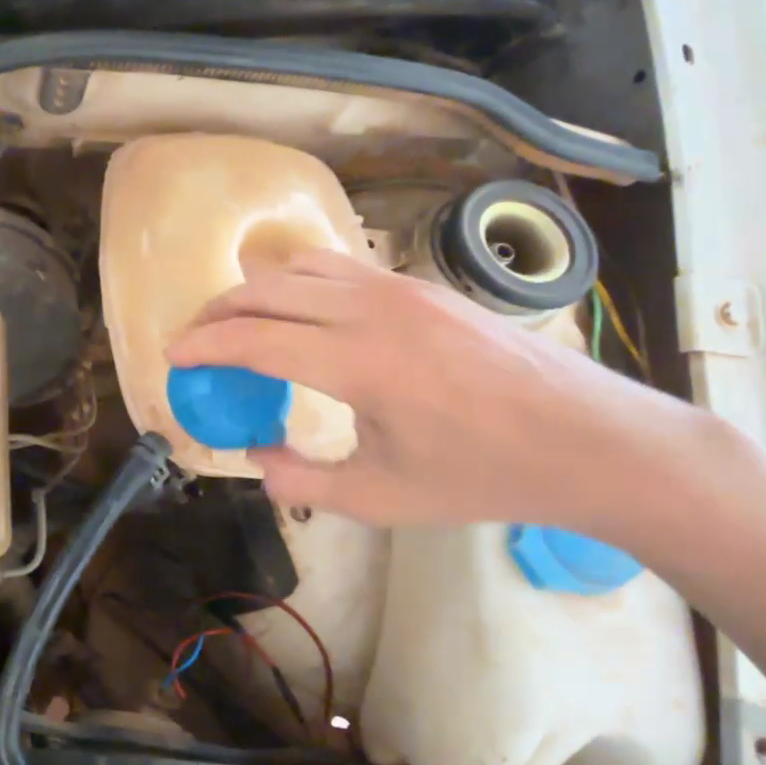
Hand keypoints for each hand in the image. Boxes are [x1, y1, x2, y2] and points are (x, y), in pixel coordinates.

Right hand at [166, 250, 740, 537]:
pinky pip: (338, 267)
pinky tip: (300, 315)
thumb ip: (304, 482)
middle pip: (266, 290)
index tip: (173, 357)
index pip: (254, 340)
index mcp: (357, 362)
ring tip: (238, 321)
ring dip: (256, 290)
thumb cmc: (486, 475)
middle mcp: (370, 309)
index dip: (203, 346)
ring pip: (300, 266)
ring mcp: (399, 289)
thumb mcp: (384, 498)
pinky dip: (297, 283)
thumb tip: (257, 459)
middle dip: (217, 312)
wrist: (592, 439)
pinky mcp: (421, 286)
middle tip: (194, 340)